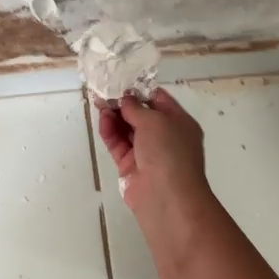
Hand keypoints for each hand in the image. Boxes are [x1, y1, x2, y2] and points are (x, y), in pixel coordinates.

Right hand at [96, 88, 209, 215]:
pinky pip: (118, 144)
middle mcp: (164, 136)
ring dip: (114, 116)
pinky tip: (102, 120)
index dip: (140, 90)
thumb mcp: (156, 121)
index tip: (121, 81)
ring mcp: (147, 152)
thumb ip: (136, 107)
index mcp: (179, 122)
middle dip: (122, 103)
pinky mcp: (130, 165)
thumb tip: (124, 100)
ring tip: (99, 104)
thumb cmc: (169, 152)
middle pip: (140, 114)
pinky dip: (110, 132)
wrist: (166, 197)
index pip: (159, 100)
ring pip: (127, 129)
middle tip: (104, 92)